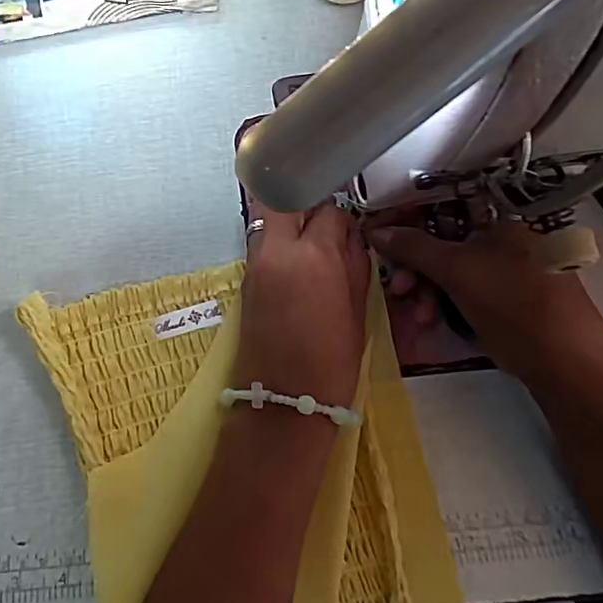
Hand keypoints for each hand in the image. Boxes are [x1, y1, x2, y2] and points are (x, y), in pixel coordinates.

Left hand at [235, 202, 370, 410]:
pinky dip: (278, 244)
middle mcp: (277, 251)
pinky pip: (262, 246)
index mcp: (313, 256)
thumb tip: (350, 238)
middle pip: (283, 199)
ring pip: (268, 220)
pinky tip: (297, 266)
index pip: (329, 211)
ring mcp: (255, 266)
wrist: (285, 403)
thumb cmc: (331, 363)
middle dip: (304, 201)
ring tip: (312, 244)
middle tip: (324, 223)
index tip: (351, 232)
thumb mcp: (357, 310)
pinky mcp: (245, 283)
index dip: (344, 219)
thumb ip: (355, 264)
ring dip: (288, 221)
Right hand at [368, 219, 602, 393]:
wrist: (565, 362)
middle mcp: (503, 243)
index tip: (381, 237)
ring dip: (426, 292)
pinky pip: (461, 295)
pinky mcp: (503, 304)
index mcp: (500, 221)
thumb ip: (415, 247)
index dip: (409, 220)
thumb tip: (377, 230)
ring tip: (421, 316)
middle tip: (398, 287)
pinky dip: (444, 306)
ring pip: (449, 274)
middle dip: (415, 267)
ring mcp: (505, 274)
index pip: (444, 207)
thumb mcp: (459, 270)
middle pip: (442, 244)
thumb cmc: (515, 305)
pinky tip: (435, 322)